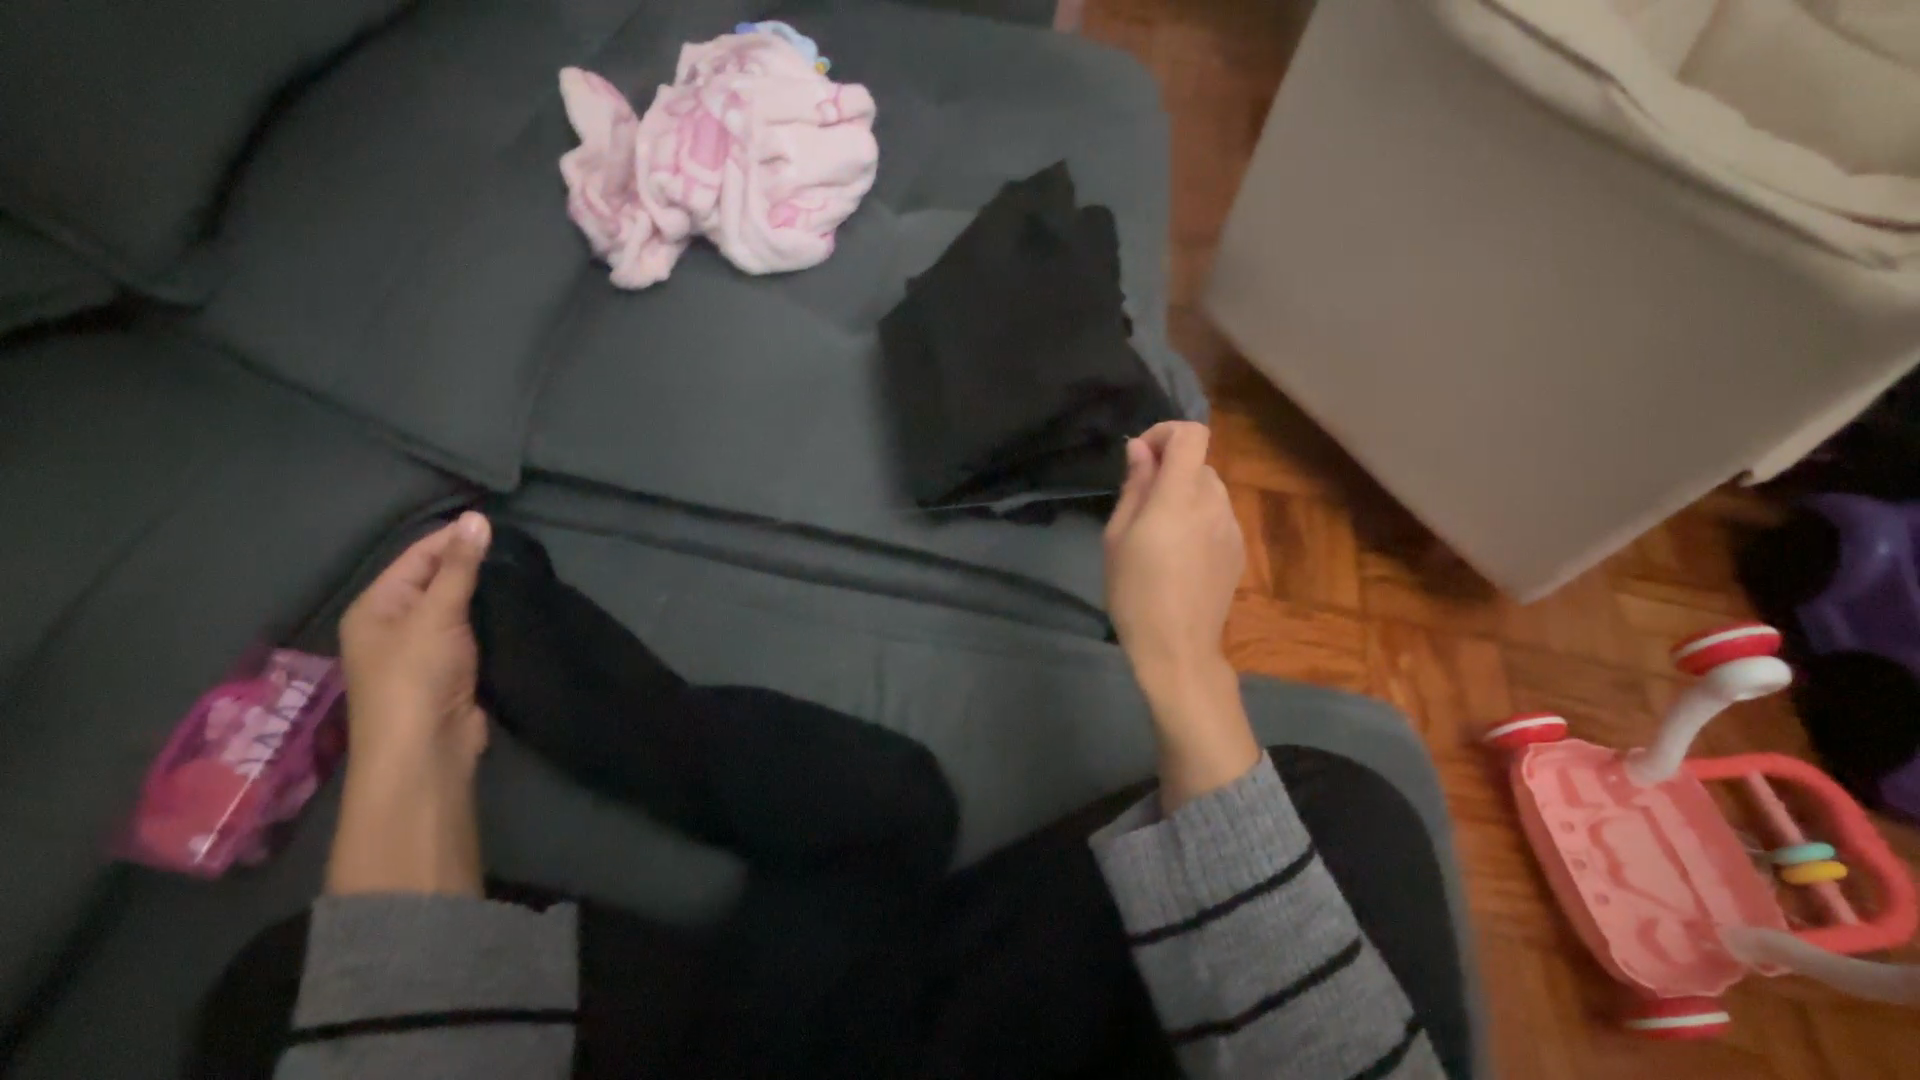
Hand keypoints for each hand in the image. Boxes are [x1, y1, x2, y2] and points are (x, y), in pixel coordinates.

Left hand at [328, 512, 491, 895]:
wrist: (426, 750)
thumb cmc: (417, 677)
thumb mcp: (437, 614)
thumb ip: (460, 567)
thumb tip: (478, 518)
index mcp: (376, 606)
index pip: (418, 557)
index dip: (455, 540)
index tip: (500, 527)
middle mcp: (395, 624)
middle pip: (438, 581)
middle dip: (474, 566)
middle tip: (520, 551)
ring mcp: (424, 649)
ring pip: (459, 608)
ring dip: (486, 594)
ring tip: (526, 574)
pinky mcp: (454, 670)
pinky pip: (474, 633)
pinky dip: (493, 620)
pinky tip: (520, 608)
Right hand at [1104, 421, 1244, 689]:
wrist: (1177, 648)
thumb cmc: (1135, 593)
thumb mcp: (1117, 538)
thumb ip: (1134, 487)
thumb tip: (1140, 450)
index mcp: (1180, 496)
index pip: (1192, 434)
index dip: (1165, 433)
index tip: (1142, 457)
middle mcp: (1214, 503)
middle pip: (1199, 463)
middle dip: (1170, 470)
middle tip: (1140, 505)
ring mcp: (1232, 527)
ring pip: (1210, 490)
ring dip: (1185, 496)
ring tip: (1159, 535)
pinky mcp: (1239, 549)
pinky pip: (1218, 517)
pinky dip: (1199, 519)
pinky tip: (1181, 556)